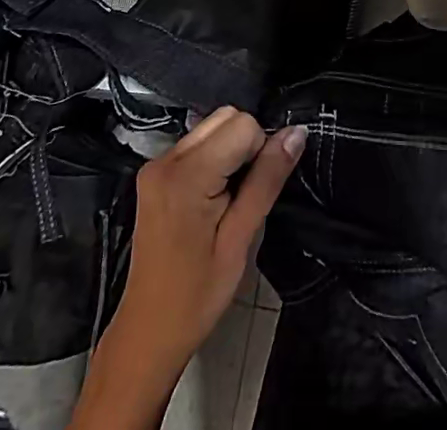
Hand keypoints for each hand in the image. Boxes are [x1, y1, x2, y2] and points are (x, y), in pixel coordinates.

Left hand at [116, 107, 304, 357]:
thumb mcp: (241, 237)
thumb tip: (296, 132)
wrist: (149, 330)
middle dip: (247, 146)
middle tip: (243, 195)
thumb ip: (267, 178)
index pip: (243, 125)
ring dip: (232, 151)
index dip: (261, 152)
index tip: (253, 193)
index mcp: (185, 175)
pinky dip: (216, 158)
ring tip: (229, 199)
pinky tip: (214, 197)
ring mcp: (155, 164)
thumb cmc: (197, 293)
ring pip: (213, 125)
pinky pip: (198, 142)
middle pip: (226, 117)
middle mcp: (165, 159)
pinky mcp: (154, 173)